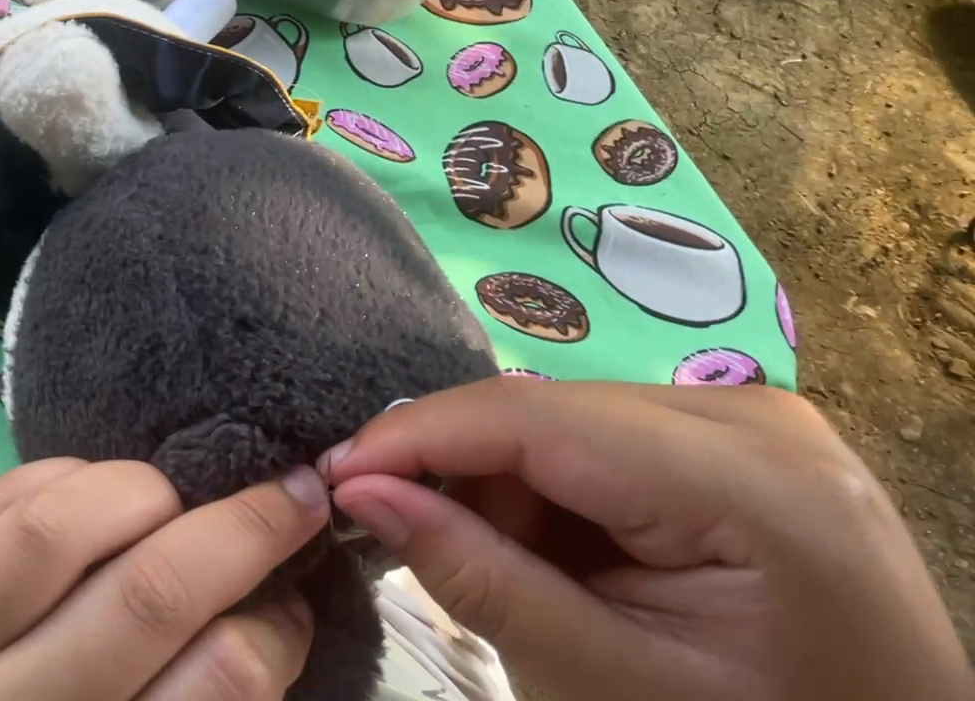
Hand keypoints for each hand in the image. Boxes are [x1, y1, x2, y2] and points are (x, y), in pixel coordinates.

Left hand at [0, 458, 326, 699]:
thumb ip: (209, 689)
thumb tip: (276, 598)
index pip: (214, 686)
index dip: (275, 631)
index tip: (302, 592)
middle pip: (142, 596)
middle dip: (235, 531)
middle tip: (289, 495)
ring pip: (53, 529)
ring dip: (137, 492)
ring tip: (178, 497)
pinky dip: (58, 476)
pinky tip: (96, 485)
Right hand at [319, 378, 974, 700]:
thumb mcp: (599, 683)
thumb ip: (473, 576)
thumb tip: (354, 487)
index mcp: (754, 482)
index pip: (533, 418)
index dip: (417, 435)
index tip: (334, 473)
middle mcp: (754, 415)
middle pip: (542, 414)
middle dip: (465, 476)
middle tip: (431, 549)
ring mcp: (748, 415)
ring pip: (554, 419)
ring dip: (506, 488)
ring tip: (530, 574)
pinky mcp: (730, 430)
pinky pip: (592, 434)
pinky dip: (550, 490)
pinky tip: (571, 553)